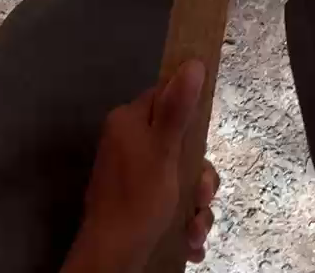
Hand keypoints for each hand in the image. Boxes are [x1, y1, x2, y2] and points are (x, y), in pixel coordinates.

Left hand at [62, 60, 221, 271]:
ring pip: (181, 178)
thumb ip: (178, 107)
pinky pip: (171, 202)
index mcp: (129, 121)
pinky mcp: (139, 205)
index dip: (190, 118)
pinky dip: (185, 222)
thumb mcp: (163, 149)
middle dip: (200, 177)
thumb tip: (193, 62)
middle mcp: (129, 144)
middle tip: (204, 197)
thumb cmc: (137, 199)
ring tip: (196, 230)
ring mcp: (134, 176)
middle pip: (180, 143)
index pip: (166, 99)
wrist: (110, 262)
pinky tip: (190, 242)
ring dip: (197, 207)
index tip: (203, 142)